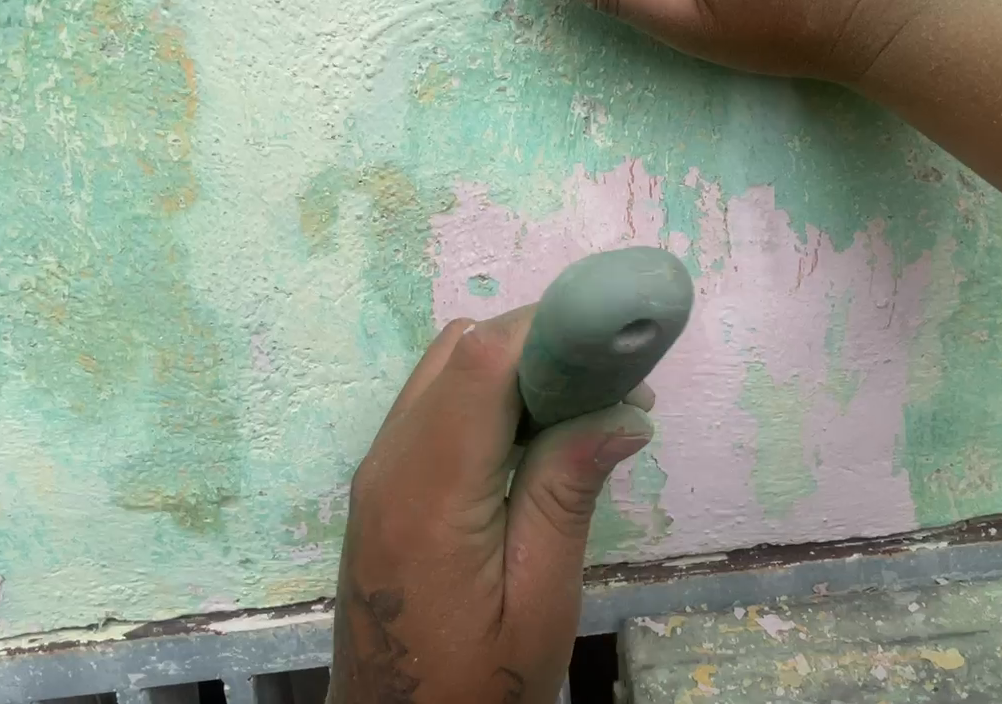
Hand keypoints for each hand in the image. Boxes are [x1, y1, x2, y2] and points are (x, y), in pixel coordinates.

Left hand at [330, 309, 655, 703]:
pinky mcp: (384, 478)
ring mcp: (379, 466)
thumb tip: (622, 410)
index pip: (481, 360)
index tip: (613, 357)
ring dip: (514, 365)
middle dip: (539, 345)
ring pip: (446, 365)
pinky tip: (532, 435)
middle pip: (461, 348)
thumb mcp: (538, 602)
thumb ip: (567, 492)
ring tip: (577, 411)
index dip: (548, 332)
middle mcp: (390, 460)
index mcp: (428, 491)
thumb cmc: (476, 687)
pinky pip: (435, 400)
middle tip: (607, 390)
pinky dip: (487, 392)